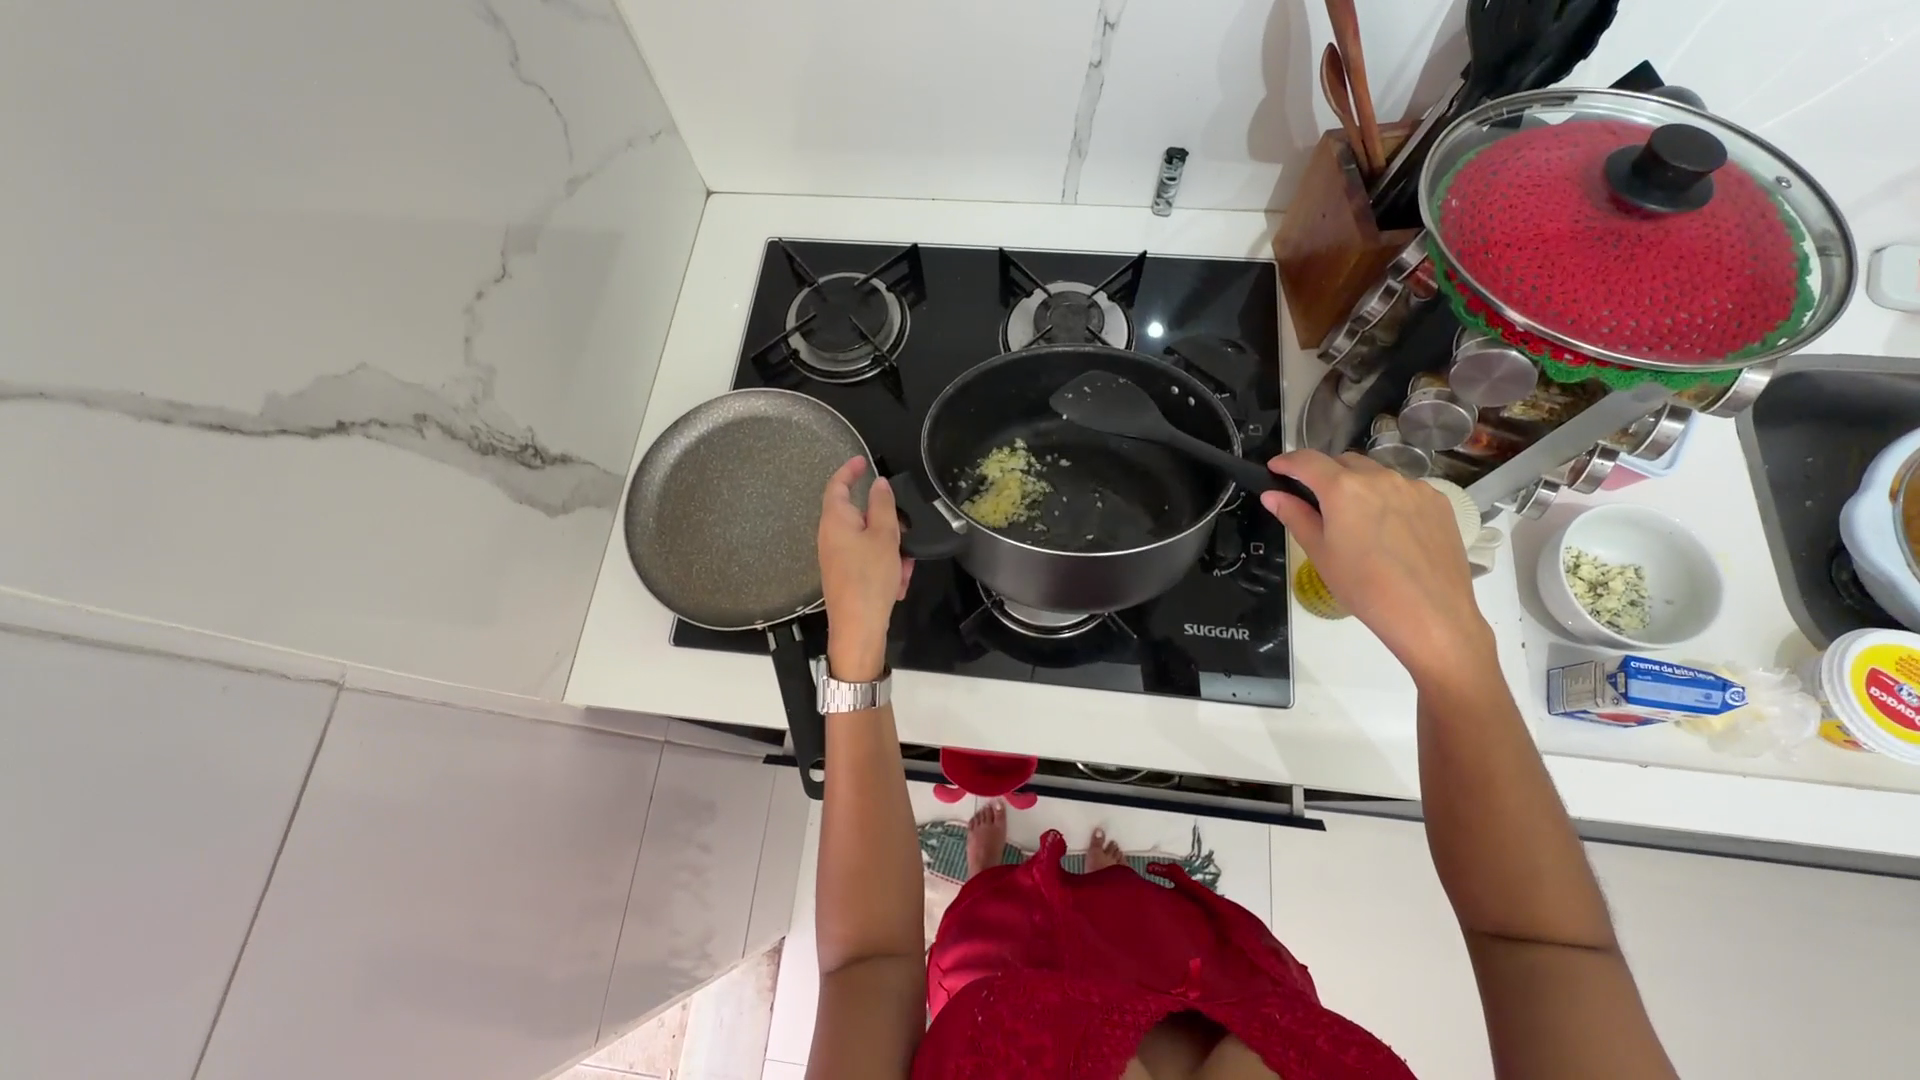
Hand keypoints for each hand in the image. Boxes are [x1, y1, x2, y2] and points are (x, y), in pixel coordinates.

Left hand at [818, 456, 912, 680]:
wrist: (858, 628)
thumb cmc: (870, 578)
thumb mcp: (884, 537)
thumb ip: (883, 506)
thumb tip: (878, 484)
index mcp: (835, 520)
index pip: (837, 485)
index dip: (849, 470)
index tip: (862, 461)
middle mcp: (830, 536)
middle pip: (859, 515)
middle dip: (887, 523)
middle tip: (906, 531)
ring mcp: (836, 558)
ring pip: (869, 541)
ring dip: (891, 548)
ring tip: (904, 567)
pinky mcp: (845, 576)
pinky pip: (868, 561)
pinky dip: (885, 566)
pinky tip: (898, 584)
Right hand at [1259, 450, 1490, 681]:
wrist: (1430, 613)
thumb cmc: (1363, 587)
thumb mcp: (1319, 553)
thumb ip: (1295, 516)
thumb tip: (1273, 495)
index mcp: (1343, 489)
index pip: (1307, 460)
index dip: (1287, 461)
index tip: (1276, 469)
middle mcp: (1380, 477)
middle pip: (1343, 461)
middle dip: (1325, 473)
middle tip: (1315, 500)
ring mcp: (1414, 487)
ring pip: (1376, 474)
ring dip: (1358, 485)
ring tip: (1356, 519)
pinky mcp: (1438, 502)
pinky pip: (1404, 489)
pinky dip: (1388, 498)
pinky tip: (1389, 529)